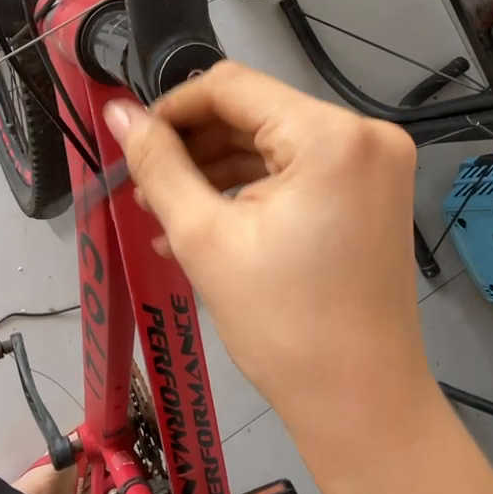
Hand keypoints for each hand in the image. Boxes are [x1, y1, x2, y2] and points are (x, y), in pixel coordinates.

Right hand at [104, 63, 426, 411]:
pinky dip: (252, 189)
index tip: (132, 141)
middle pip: (254, 113)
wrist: (361, 406)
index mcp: (331, 135)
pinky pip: (298, 171)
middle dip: (194, 147)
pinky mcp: (371, 191)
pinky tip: (205, 222)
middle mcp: (364, 133)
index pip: (232, 86)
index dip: (173, 108)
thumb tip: (118, 112)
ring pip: (273, 142)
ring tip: (164, 212)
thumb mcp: (205, 237)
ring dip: (217, 170)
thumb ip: (158, 164)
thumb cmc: (283, 326)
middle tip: (145, 187)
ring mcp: (374, 163)